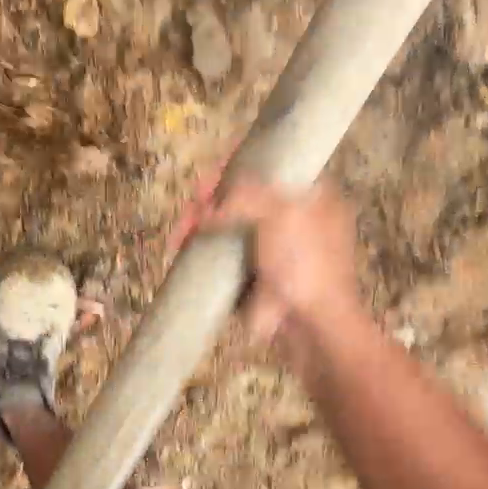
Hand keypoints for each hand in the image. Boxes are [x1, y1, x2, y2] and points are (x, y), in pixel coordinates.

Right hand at [170, 176, 363, 344]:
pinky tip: (179, 249)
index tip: (210, 176)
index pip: (267, 166)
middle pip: (238, 194)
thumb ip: (247, 196)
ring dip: (195, 223)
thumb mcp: (282, 214)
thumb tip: (211, 204)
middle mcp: (286, 217)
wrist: (309, 323)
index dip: (235, 165)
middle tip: (191, 206)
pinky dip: (196, 248)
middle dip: (208, 198)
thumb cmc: (307, 262)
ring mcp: (264, 246)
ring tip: (178, 234)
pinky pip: (215, 252)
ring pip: (221, 223)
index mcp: (307, 197)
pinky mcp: (246, 272)